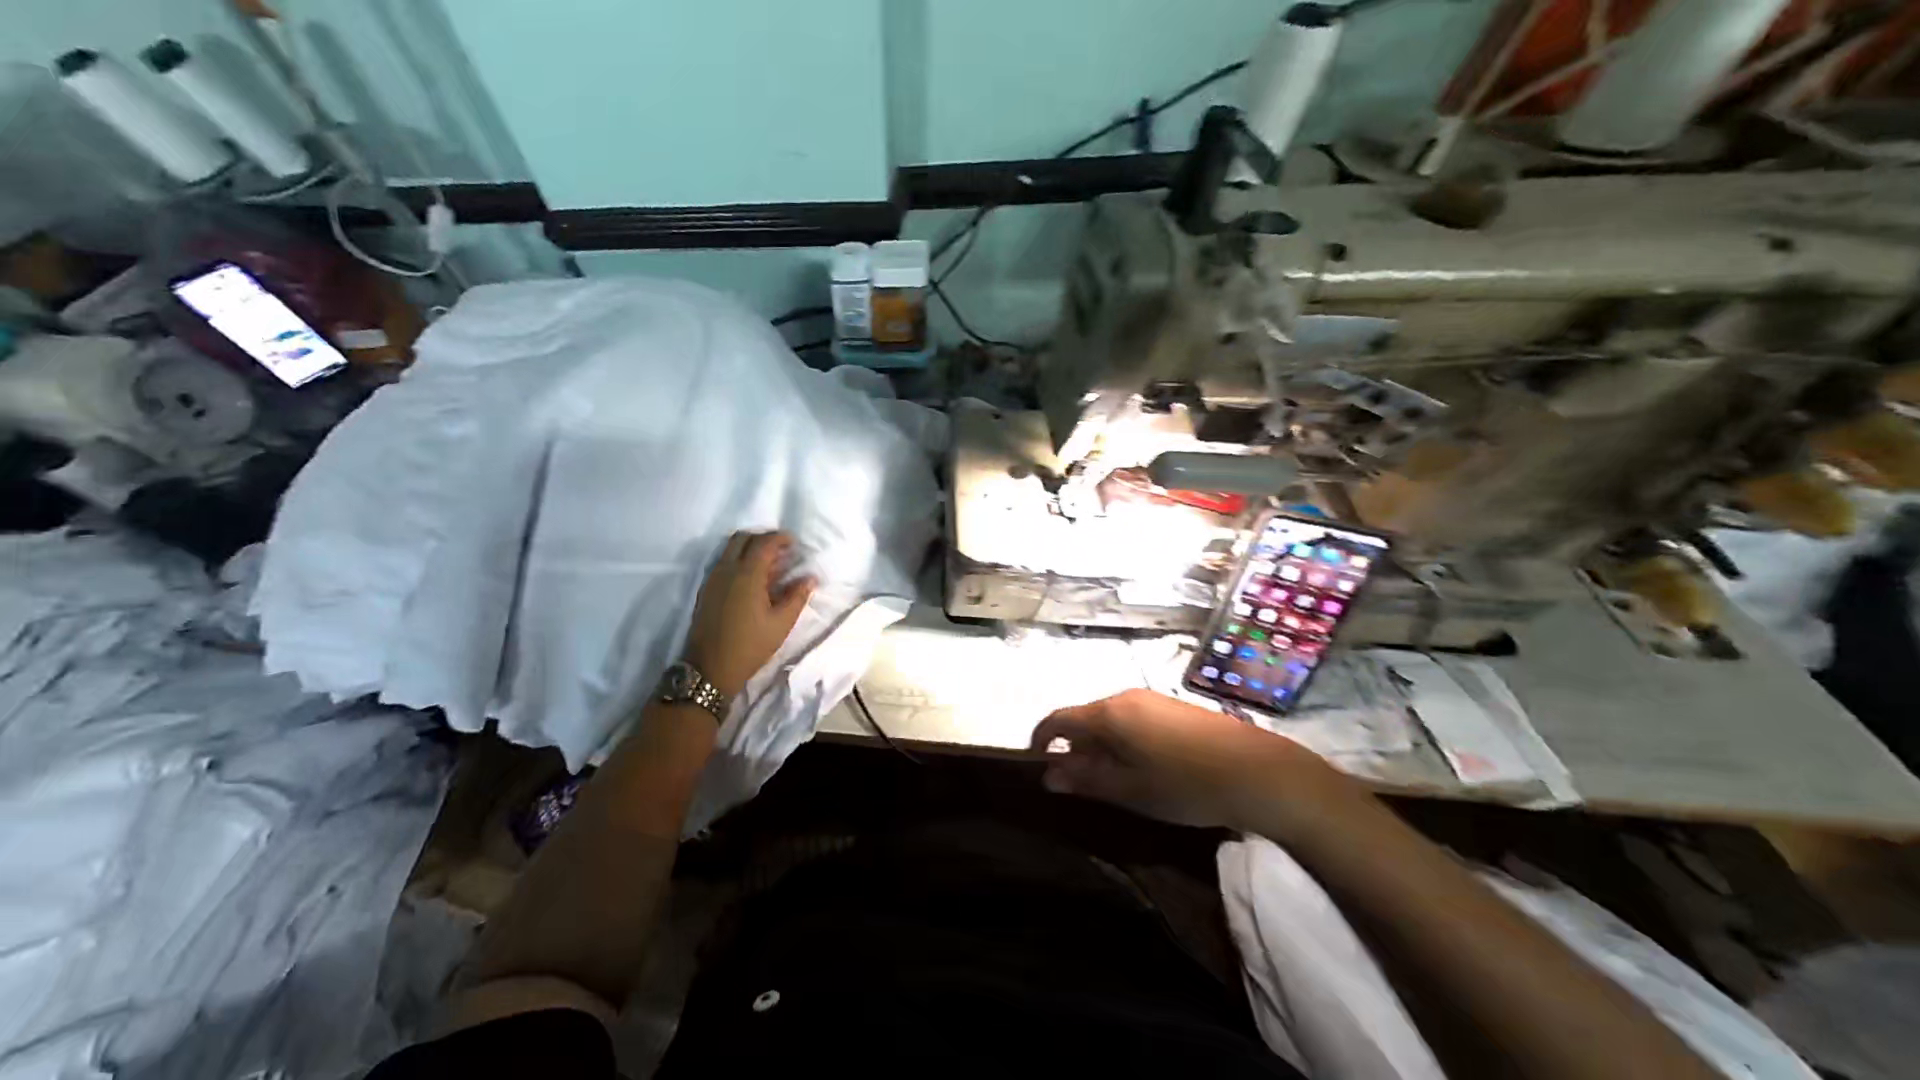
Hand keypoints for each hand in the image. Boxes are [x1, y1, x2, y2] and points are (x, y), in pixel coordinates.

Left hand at [683, 531, 814, 699]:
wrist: (710, 668)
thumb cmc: (750, 646)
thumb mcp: (781, 623)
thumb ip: (797, 596)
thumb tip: (809, 578)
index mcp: (747, 575)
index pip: (764, 543)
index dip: (781, 538)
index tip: (794, 543)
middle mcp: (726, 570)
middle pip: (742, 538)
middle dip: (763, 538)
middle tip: (781, 550)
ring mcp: (713, 579)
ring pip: (729, 549)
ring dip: (750, 548)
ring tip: (769, 564)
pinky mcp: (706, 589)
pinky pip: (723, 562)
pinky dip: (739, 560)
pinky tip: (752, 579)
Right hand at [1028, 689, 1363, 831]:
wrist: (1259, 773)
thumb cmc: (1185, 784)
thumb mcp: (1129, 790)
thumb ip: (1085, 780)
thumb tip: (1048, 776)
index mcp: (1109, 713)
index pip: (1058, 718)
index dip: (1041, 740)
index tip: (1038, 766)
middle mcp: (1126, 696)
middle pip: (1085, 717)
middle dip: (1074, 748)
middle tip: (1081, 785)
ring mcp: (1154, 699)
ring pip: (1111, 719)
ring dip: (1101, 746)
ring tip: (1116, 782)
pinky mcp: (1176, 708)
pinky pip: (1134, 720)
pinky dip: (1125, 741)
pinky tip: (1145, 769)